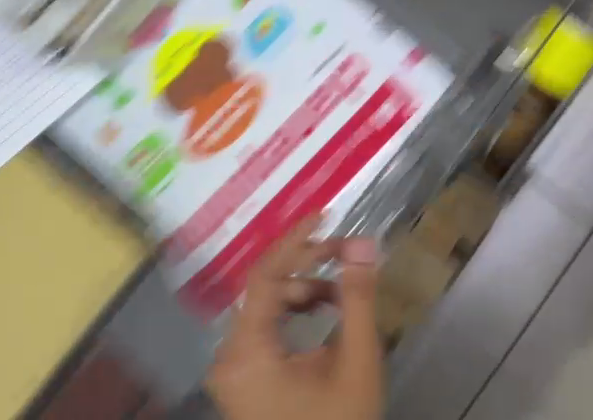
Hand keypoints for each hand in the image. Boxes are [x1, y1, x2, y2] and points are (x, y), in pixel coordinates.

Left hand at [208, 215, 385, 419]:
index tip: (328, 213)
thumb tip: (363, 242)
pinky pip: (267, 326)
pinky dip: (297, 311)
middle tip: (351, 253)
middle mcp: (229, 356)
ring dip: (308, 289)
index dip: (296, 239)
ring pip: (269, 305)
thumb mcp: (356, 356)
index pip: (265, 275)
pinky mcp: (244, 379)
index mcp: (248, 351)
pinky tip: (328, 313)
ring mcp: (234, 370)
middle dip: (310, 263)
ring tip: (345, 295)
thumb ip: (358, 295)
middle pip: (267, 288)